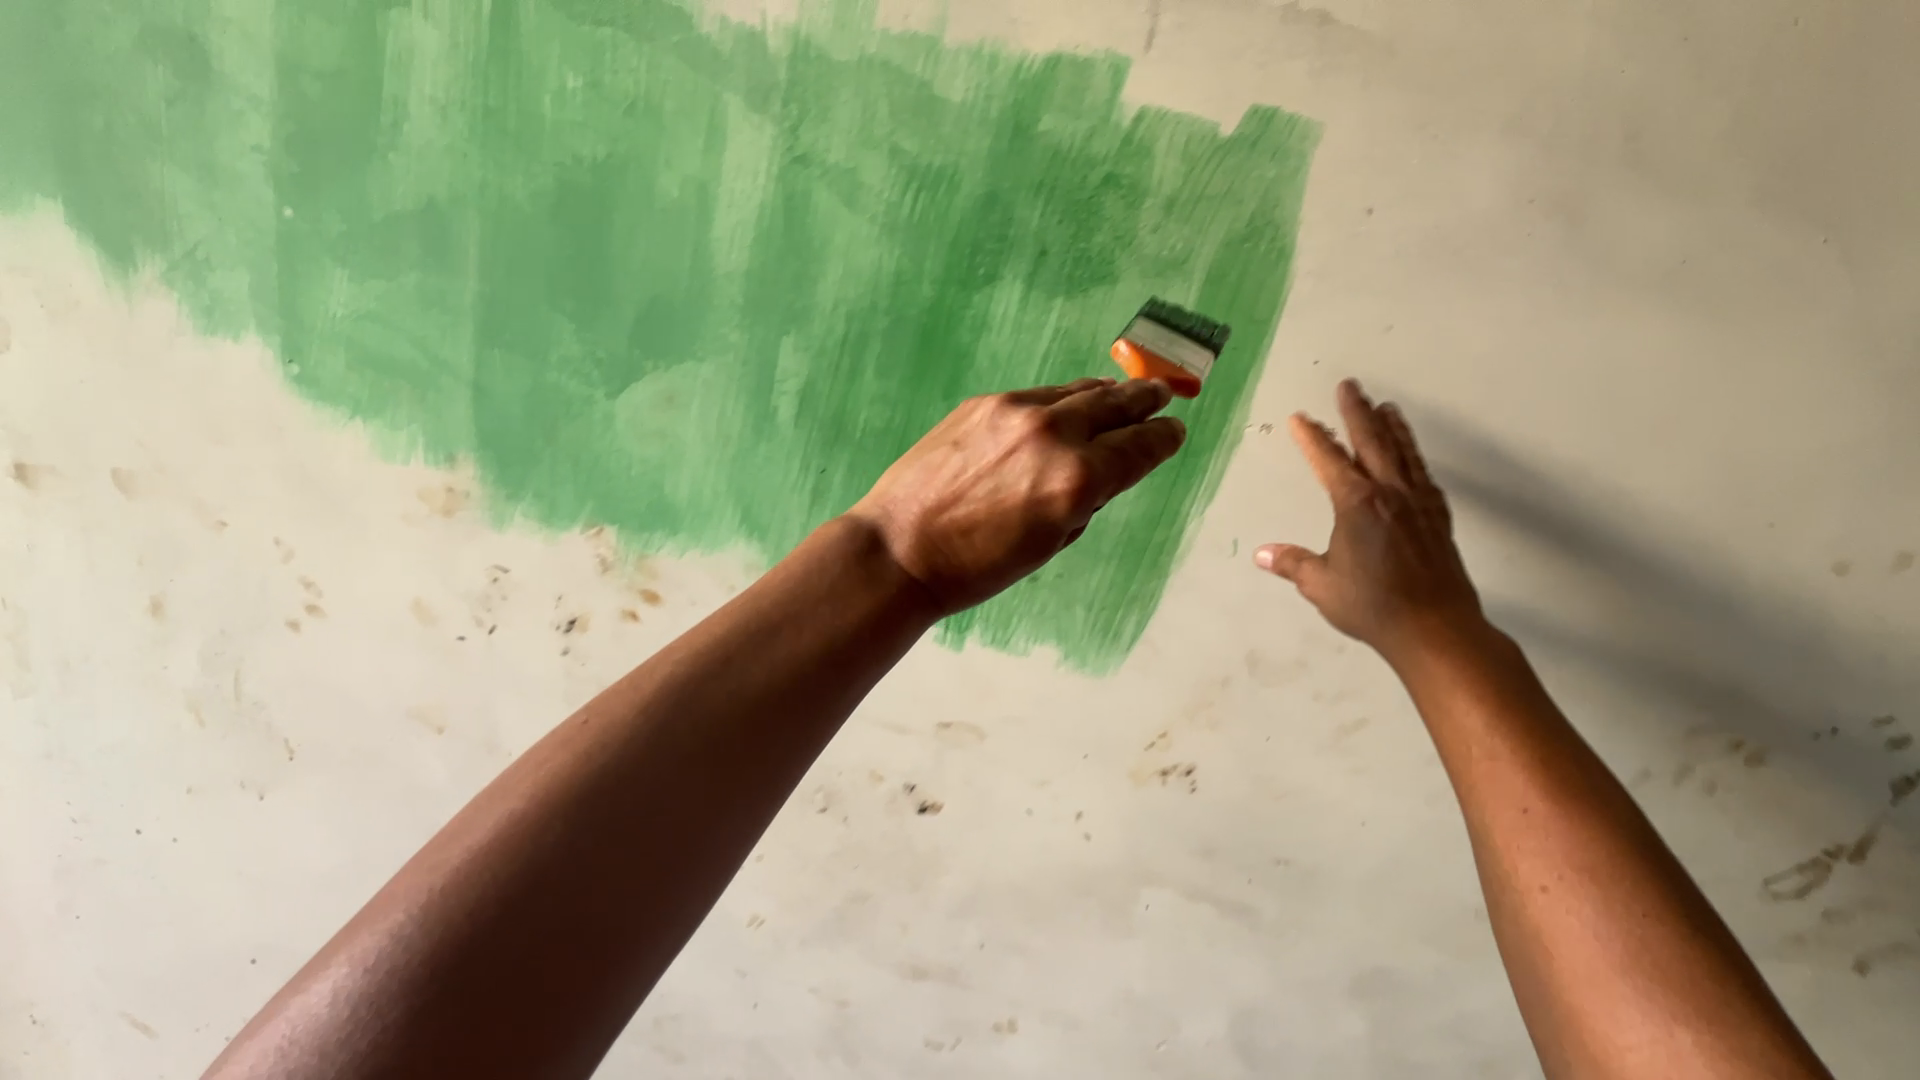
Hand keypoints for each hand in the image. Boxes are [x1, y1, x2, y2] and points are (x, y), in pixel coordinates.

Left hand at [848, 377, 1186, 615]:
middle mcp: (1054, 435)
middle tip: (1162, 394)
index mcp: (1077, 481)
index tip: (1175, 431)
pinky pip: (1039, 395)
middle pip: (1114, 407)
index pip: (1138, 449)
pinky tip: (1068, 402)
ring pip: (1076, 393)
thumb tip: (1098, 475)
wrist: (900, 547)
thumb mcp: (1049, 545)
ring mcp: (1017, 412)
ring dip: (1105, 394)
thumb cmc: (978, 567)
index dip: (1162, 439)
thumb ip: (1083, 503)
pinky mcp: (985, 403)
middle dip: (1144, 401)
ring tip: (1124, 393)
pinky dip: (1063, 398)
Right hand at [1254, 379, 1482, 664]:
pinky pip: (1423, 475)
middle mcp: (1389, 493)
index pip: (1329, 460)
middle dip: (1357, 412)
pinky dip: (1414, 457)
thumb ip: (1292, 563)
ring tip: (1385, 406)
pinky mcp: (1437, 519)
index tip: (1300, 417)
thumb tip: (1262, 554)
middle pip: (1372, 441)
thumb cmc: (1371, 605)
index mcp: (1356, 503)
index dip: (1311, 437)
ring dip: (1392, 427)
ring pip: (1403, 453)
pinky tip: (1412, 457)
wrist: (1434, 627)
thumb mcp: (1320, 584)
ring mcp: (1418, 503)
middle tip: (1349, 386)